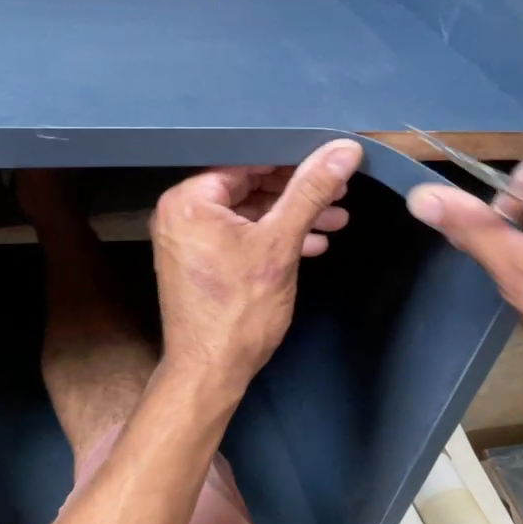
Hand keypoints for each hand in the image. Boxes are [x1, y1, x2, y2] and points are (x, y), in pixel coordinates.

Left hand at [150, 139, 361, 390]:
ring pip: (248, 214)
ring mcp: (186, 239)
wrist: (211, 372)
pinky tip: (310, 244)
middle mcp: (179, 213)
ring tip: (335, 220)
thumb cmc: (239, 311)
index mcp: (189, 200)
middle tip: (339, 192)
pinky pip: (238, 237)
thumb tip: (343, 150)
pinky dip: (271, 238)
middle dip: (297, 192)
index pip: (246, 162)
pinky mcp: (198, 262)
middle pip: (248, 187)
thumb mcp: (280, 244)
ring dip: (291, 217)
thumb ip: (310, 192)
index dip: (292, 160)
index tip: (330, 162)